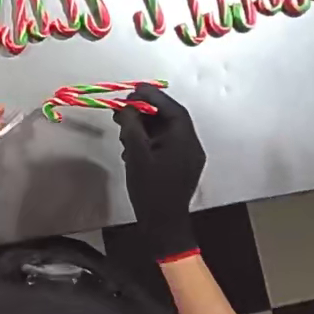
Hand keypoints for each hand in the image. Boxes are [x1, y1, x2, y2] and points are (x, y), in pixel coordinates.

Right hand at [114, 85, 203, 260]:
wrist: (163, 223)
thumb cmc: (150, 189)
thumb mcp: (137, 155)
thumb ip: (132, 127)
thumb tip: (126, 108)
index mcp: (184, 140)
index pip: (171, 108)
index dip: (152, 96)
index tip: (134, 89)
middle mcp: (191, 145)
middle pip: (169, 119)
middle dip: (146, 111)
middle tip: (123, 108)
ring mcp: (188, 157)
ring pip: (166, 132)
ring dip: (145, 126)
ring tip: (123, 127)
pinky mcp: (181, 167)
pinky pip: (166, 145)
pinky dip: (149, 140)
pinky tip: (132, 146)